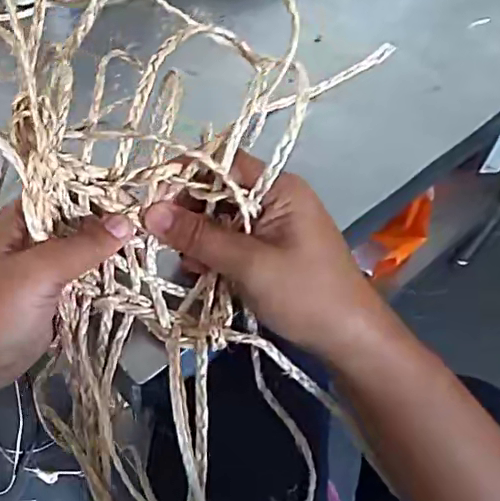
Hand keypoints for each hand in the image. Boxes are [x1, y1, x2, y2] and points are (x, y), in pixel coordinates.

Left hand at [0, 201, 134, 423]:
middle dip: (114, 226)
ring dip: (114, 255)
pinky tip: (136, 277)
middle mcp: (38, 237)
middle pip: (83, 223)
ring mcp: (48, 270)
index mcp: (25, 218)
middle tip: (157, 228)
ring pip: (88, 253)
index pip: (69, 191)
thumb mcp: (39, 272)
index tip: (142, 199)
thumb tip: (128, 221)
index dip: (103, 192)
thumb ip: (83, 246)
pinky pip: (87, 282)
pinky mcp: (56, 299)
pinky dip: (107, 281)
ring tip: (153, 250)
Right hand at [143, 151, 390, 356]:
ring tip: (185, 261)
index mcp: (279, 187)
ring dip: (197, 235)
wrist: (352, 340)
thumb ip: (199, 236)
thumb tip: (148, 212)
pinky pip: (230, 238)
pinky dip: (212, 251)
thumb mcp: (248, 264)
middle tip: (162, 237)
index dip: (185, 173)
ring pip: (220, 216)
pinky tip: (200, 270)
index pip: (223, 161)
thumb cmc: (306, 295)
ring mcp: (272, 224)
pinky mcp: (268, 248)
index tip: (153, 198)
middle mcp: (275, 197)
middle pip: (218, 188)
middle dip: (187, 209)